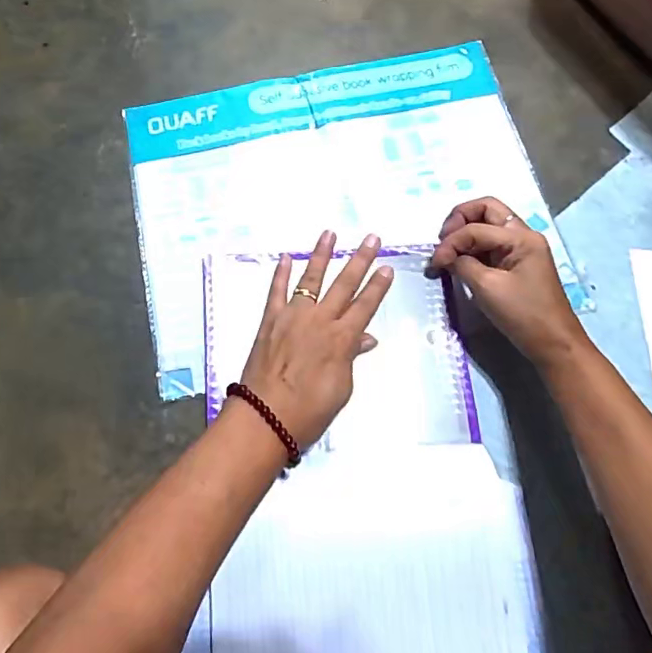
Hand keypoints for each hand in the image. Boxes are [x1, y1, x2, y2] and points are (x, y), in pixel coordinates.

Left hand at [237, 230, 393, 450]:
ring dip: (322, 255)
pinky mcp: (270, 320)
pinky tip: (285, 258)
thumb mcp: (341, 388)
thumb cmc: (309, 411)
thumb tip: (366, 337)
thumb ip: (351, 357)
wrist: (263, 418)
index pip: (365, 305)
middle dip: (360, 260)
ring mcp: (293, 317)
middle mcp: (320, 320)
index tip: (388, 267)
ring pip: (311, 280)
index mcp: (341, 338)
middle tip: (371, 238)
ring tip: (330, 234)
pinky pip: (276, 292)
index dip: (378, 286)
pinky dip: (280, 274)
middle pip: (344, 284)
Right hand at [427, 197, 589, 370]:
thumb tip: (445, 257)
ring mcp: (521, 249)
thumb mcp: (487, 288)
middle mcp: (523, 235)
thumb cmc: (524, 315)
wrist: (555, 345)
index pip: (476, 228)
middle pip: (486, 210)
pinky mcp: (517, 264)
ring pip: (489, 224)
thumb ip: (463, 265)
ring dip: (466, 232)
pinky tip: (459, 261)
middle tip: (443, 240)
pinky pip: (491, 244)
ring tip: (448, 252)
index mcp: (521, 237)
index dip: (451, 242)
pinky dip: (473, 247)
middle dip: (460, 219)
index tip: (435, 263)